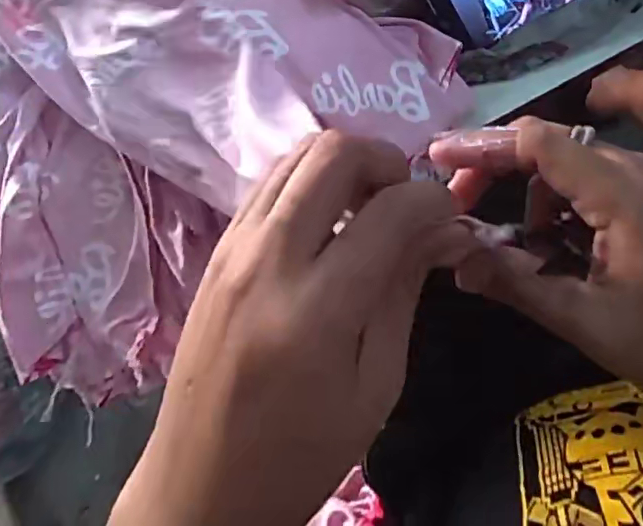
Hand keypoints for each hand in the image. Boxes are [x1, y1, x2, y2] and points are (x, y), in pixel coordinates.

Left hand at [113, 132, 476, 525]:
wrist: (193, 495)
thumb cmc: (299, 456)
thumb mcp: (377, 384)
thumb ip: (408, 288)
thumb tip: (450, 227)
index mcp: (316, 310)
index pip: (390, 210)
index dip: (433, 198)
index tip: (449, 213)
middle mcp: (268, 260)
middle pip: (335, 152)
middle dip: (387, 160)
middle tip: (403, 200)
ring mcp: (234, 246)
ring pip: (300, 152)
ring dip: (348, 163)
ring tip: (368, 206)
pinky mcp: (217, 247)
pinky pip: (274, 178)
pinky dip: (313, 178)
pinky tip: (329, 220)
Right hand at [433, 119, 642, 426]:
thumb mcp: (590, 320)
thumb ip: (520, 283)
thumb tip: (455, 258)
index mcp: (614, 185)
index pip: (533, 140)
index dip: (479, 145)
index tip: (433, 160)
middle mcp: (627, 166)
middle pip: (545, 146)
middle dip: (494, 170)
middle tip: (453, 208)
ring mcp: (642, 180)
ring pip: (565, 167)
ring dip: (526, 198)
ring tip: (502, 248)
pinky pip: (588, 186)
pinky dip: (556, 209)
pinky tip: (548, 251)